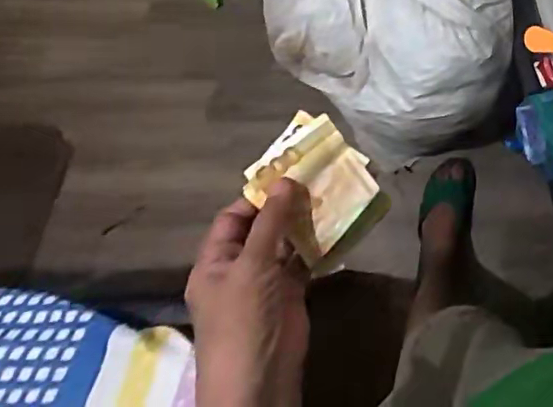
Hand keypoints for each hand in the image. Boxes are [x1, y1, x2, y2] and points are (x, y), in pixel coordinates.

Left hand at [186, 179, 311, 406]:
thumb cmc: (243, 318)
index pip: (233, 218)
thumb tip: (286, 179)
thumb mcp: (252, 266)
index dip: (258, 196)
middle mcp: (238, 268)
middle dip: (287, 204)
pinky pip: (303, 258)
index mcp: (215, 263)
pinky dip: (318, 242)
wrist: (260, 378)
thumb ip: (270, 221)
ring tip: (332, 194)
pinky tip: (337, 224)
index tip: (291, 174)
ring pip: (286, 240)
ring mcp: (265, 280)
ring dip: (306, 220)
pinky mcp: (290, 291)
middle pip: (262, 226)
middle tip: (318, 178)